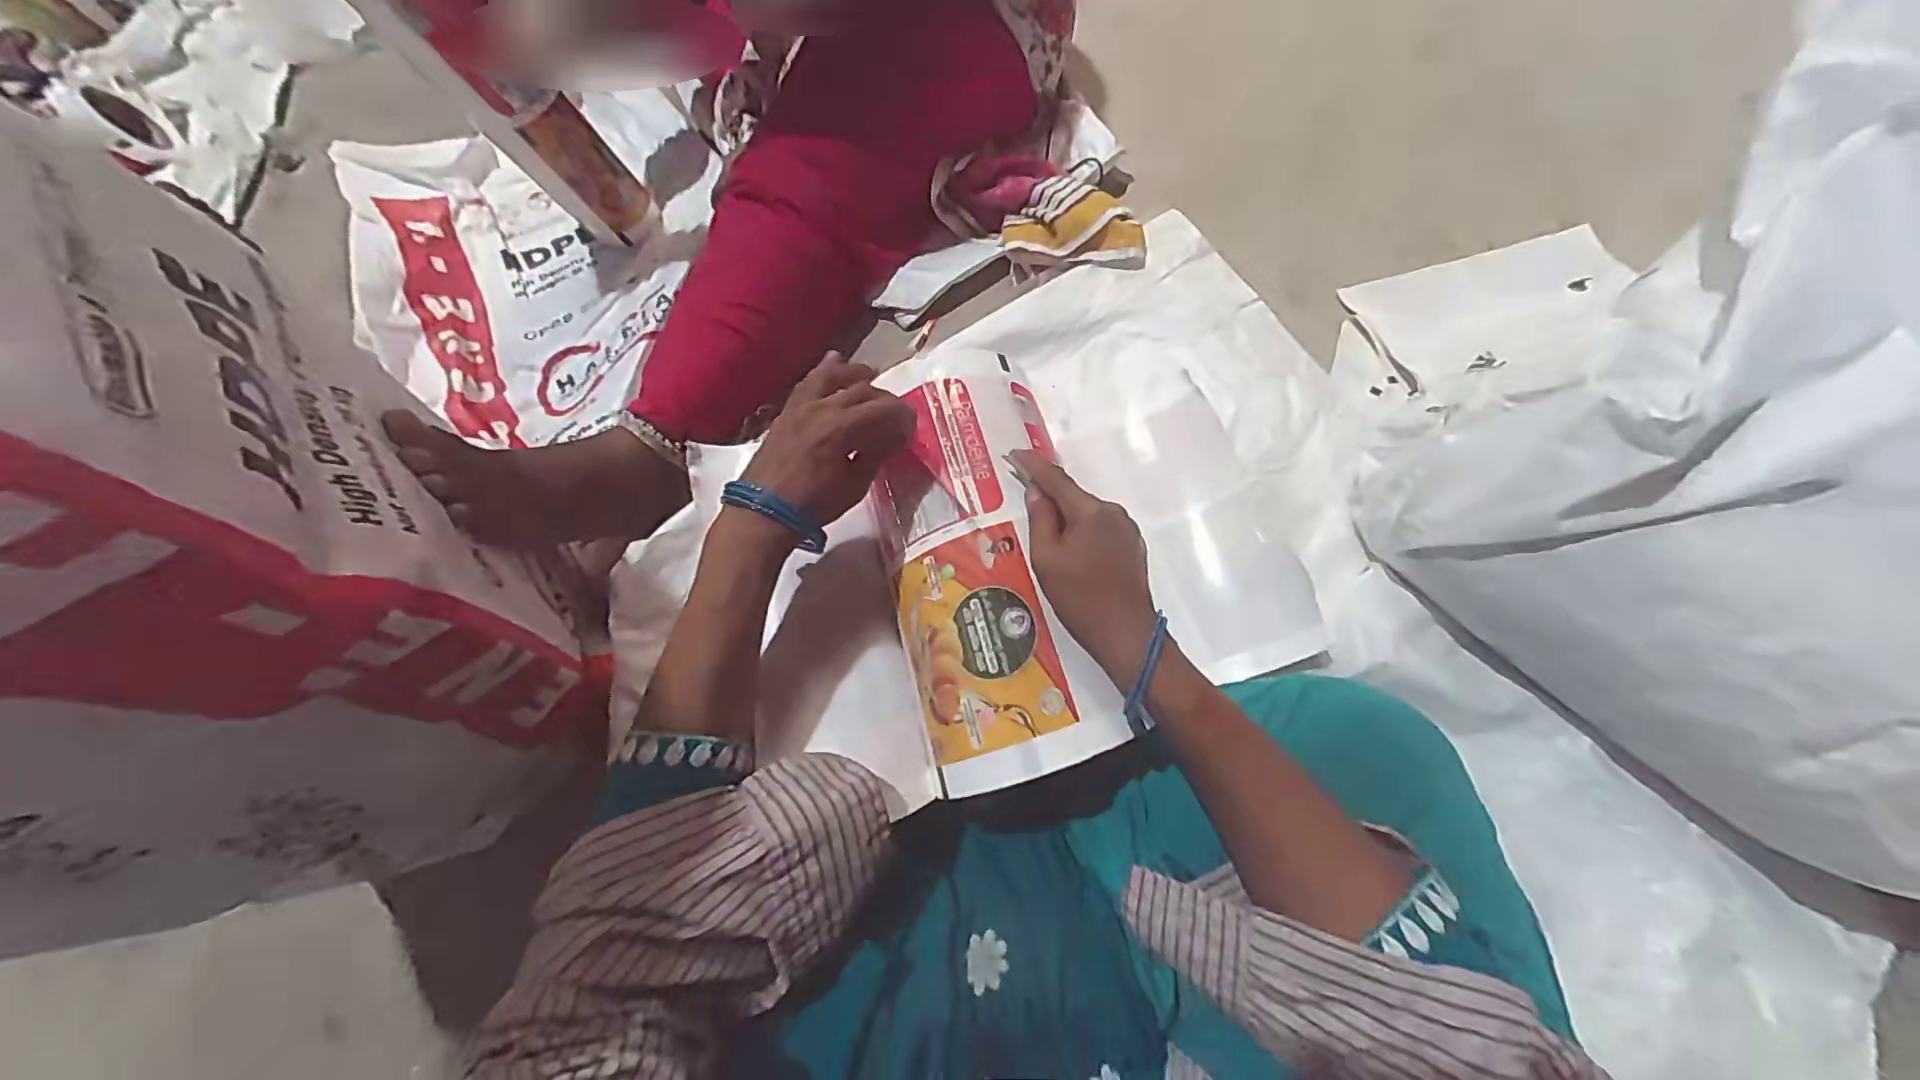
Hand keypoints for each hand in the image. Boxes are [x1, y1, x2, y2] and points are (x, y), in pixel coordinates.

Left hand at [740, 354, 915, 533]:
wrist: (764, 512)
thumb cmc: (812, 506)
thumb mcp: (854, 486)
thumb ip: (875, 455)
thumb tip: (893, 437)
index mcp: (839, 429)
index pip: (881, 409)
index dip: (902, 415)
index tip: (911, 426)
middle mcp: (820, 408)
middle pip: (862, 391)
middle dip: (885, 399)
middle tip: (897, 415)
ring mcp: (800, 406)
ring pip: (832, 376)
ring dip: (856, 374)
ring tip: (870, 376)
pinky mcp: (787, 411)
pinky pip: (808, 382)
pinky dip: (824, 371)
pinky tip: (834, 361)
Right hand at [1014, 450, 1159, 682]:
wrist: (1126, 634)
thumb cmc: (1080, 598)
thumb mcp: (1047, 559)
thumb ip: (1040, 520)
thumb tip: (1037, 493)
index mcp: (1091, 511)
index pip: (1056, 479)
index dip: (1033, 465)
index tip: (1015, 455)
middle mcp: (1113, 513)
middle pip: (1073, 498)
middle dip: (1050, 502)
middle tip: (1027, 515)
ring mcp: (1127, 531)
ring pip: (1087, 516)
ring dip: (1068, 523)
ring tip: (1050, 550)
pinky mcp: (1133, 548)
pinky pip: (1100, 532)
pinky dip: (1083, 536)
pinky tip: (1074, 560)